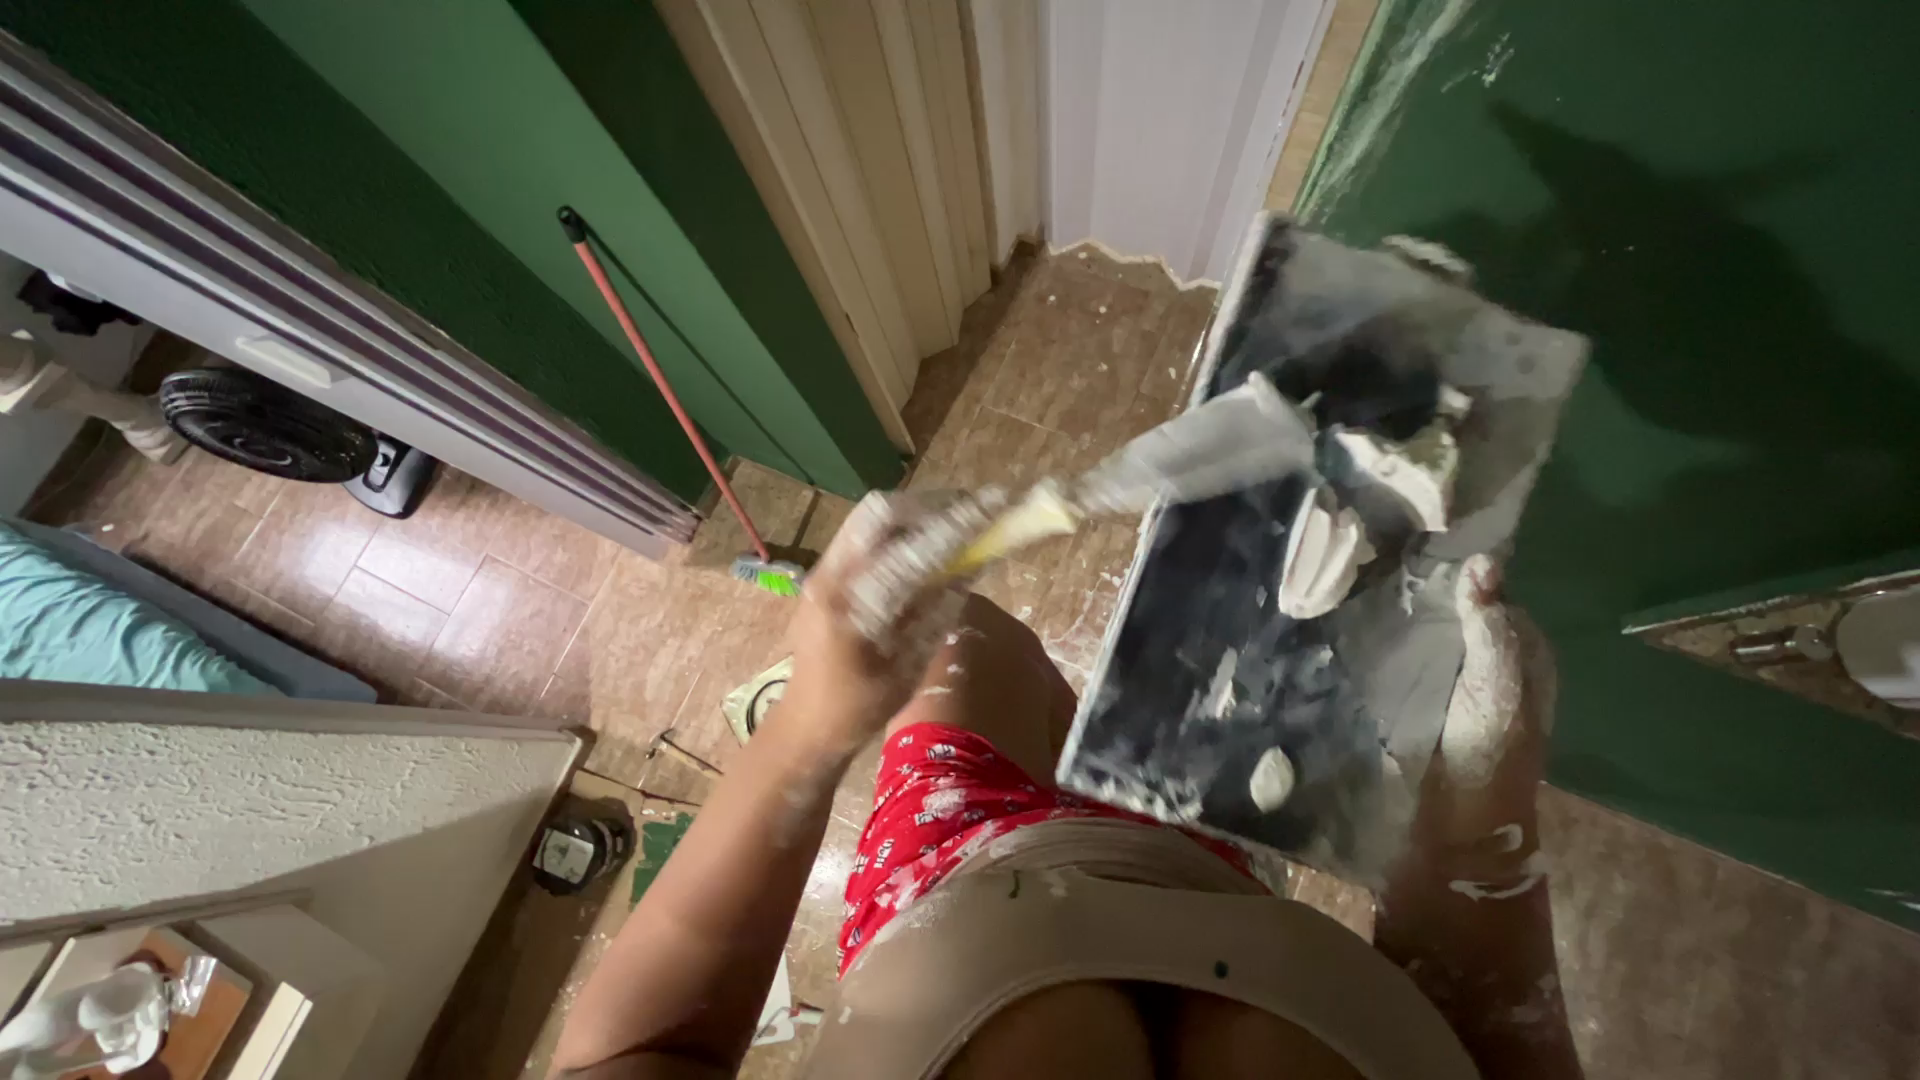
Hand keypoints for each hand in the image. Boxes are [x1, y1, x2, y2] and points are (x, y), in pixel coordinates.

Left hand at [778, 490, 1001, 760]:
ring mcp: (823, 568)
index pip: (914, 552)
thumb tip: (973, 562)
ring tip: (958, 518)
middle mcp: (832, 576)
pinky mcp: (825, 568)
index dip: (958, 525)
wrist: (804, 721)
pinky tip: (928, 538)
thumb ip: (939, 612)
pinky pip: (866, 530)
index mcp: (854, 608)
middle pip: (883, 511)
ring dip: (918, 510)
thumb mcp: (911, 667)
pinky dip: (903, 524)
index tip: (996, 503)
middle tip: (976, 509)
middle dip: (935, 504)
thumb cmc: (860, 707)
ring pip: (872, 514)